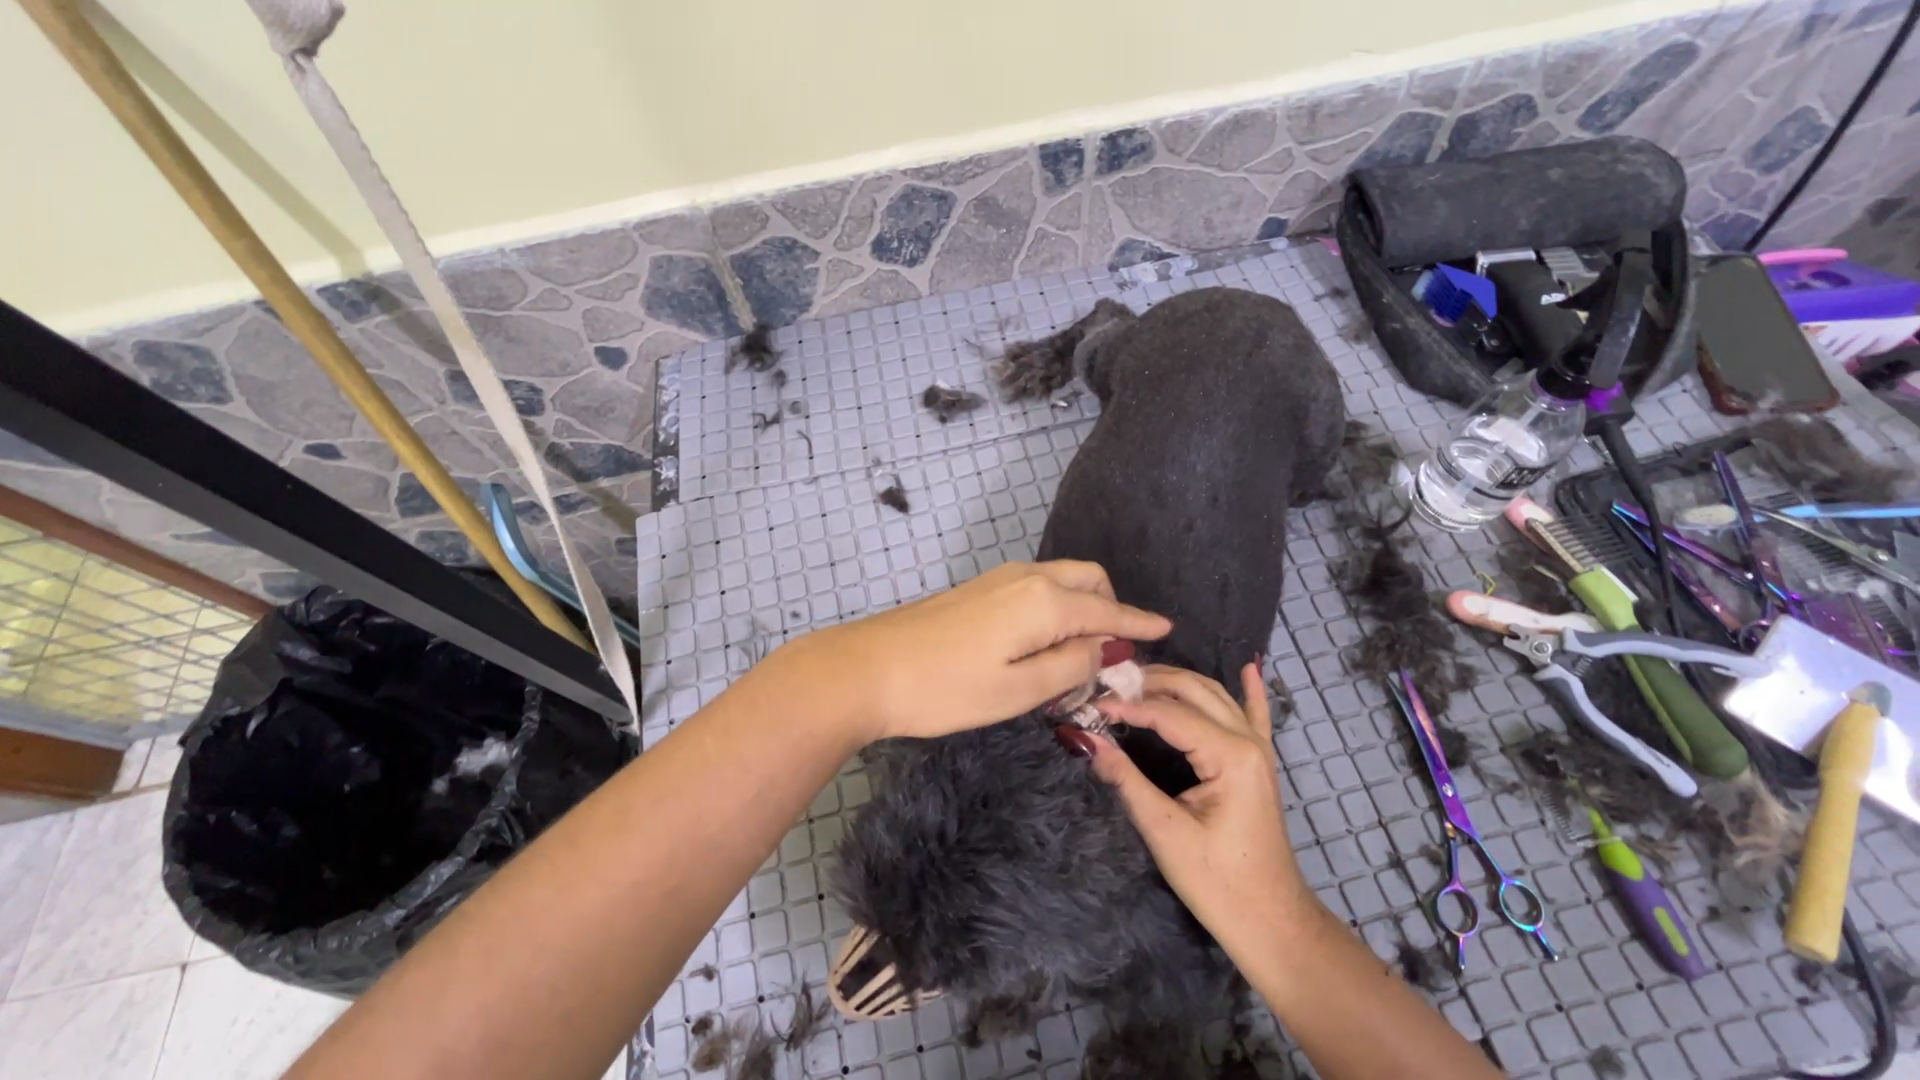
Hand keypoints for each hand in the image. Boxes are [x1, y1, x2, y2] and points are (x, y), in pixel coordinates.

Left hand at [774, 560, 1170, 742]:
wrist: (866, 669)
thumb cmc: (944, 689)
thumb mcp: (1016, 691)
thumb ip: (1068, 667)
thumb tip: (1099, 648)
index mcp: (1044, 602)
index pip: (1107, 612)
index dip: (1138, 624)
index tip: (1166, 630)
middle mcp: (1026, 578)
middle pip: (1088, 580)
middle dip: (1112, 607)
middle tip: (1117, 650)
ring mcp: (997, 579)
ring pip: (1061, 579)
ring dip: (1083, 605)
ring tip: (1084, 650)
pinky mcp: (977, 589)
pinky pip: (1035, 586)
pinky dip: (1057, 605)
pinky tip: (1046, 639)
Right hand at [1088, 663, 1316, 953]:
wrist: (1271, 921)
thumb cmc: (1216, 881)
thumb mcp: (1164, 830)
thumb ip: (1125, 779)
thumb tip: (1083, 738)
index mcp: (1229, 755)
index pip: (1168, 713)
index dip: (1126, 705)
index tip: (1088, 703)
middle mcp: (1248, 741)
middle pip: (1194, 691)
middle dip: (1149, 683)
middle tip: (1105, 685)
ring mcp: (1259, 750)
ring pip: (1216, 696)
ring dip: (1177, 682)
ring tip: (1135, 679)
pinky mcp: (1260, 763)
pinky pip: (1254, 715)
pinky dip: (1249, 690)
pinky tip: (1248, 667)